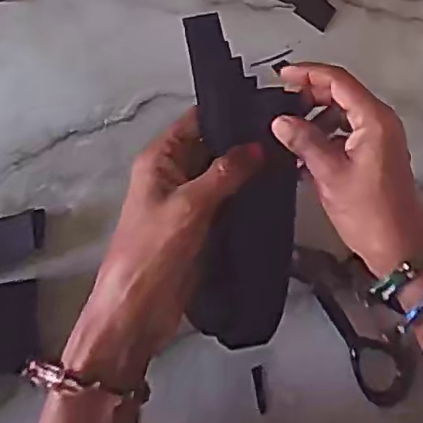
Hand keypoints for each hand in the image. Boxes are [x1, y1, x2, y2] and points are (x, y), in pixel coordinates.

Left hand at [64, 112, 260, 380]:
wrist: (135, 318)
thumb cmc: (149, 255)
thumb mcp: (188, 206)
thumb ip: (225, 173)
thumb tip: (258, 146)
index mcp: (159, 159)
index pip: (197, 120)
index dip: (227, 110)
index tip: (263, 103)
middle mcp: (174, 173)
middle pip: (214, 144)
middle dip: (244, 139)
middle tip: (283, 131)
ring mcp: (190, 198)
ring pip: (225, 171)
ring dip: (250, 166)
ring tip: (287, 153)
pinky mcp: (204, 222)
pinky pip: (230, 197)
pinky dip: (249, 190)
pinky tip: (276, 184)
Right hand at [273, 64, 422, 276]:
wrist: (398, 247)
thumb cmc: (372, 214)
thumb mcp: (330, 175)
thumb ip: (305, 142)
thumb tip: (282, 121)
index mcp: (375, 119)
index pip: (339, 81)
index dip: (309, 73)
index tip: (285, 75)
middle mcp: (382, 121)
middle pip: (342, 93)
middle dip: (311, 94)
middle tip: (283, 101)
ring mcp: (381, 135)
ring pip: (344, 111)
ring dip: (317, 116)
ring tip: (290, 130)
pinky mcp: (377, 150)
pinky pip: (349, 129)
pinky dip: (328, 133)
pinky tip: (306, 150)